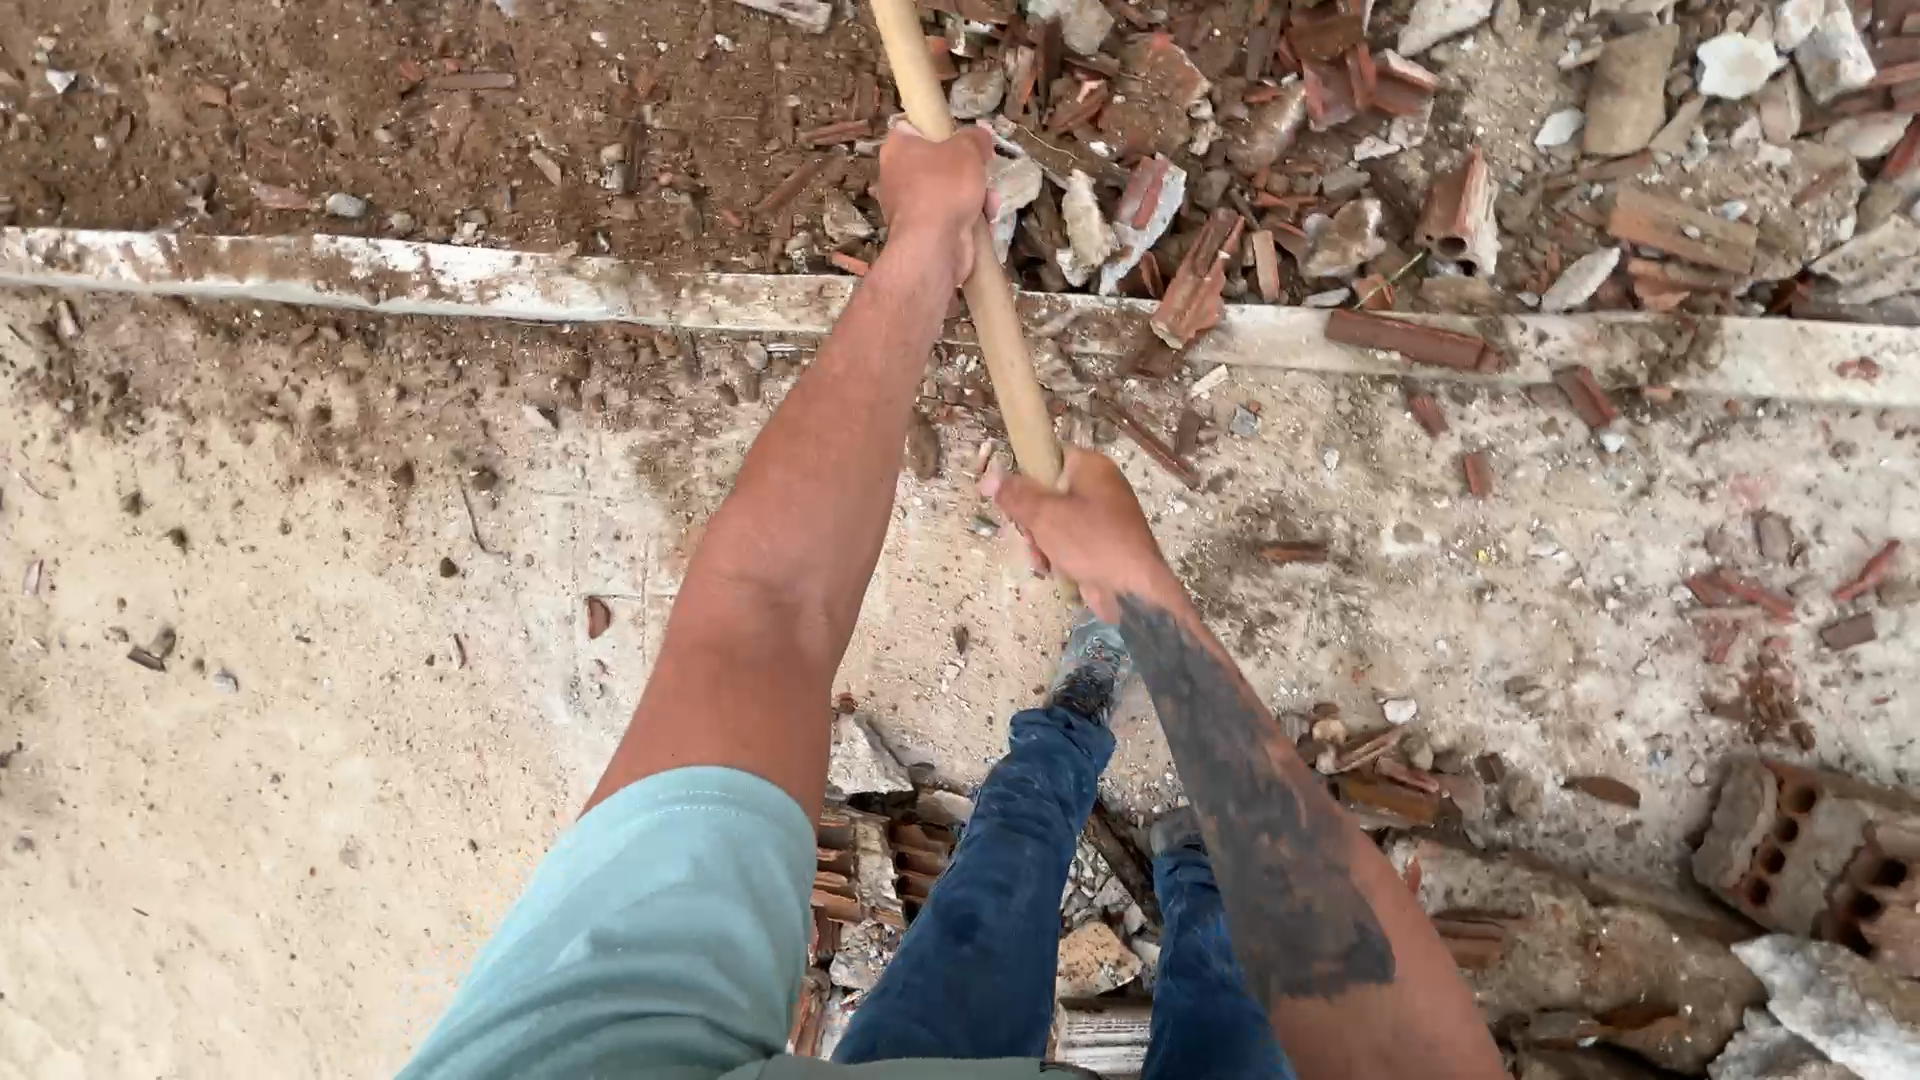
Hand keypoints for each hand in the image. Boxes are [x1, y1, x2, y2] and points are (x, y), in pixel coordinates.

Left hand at [876, 120, 993, 289]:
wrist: (934, 245)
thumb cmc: (944, 186)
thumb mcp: (967, 149)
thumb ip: (976, 138)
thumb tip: (981, 137)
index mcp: (897, 150)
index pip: (912, 130)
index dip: (938, 131)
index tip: (959, 138)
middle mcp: (897, 179)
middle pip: (937, 166)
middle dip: (967, 172)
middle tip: (983, 173)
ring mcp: (909, 210)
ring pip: (948, 195)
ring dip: (974, 198)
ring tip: (990, 203)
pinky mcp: (923, 235)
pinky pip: (949, 220)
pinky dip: (968, 220)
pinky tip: (985, 222)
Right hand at [980, 447, 1179, 623]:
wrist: (1133, 590)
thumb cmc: (1091, 543)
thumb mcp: (1045, 516)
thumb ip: (1015, 496)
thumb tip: (989, 478)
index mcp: (1091, 467)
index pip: (1048, 456)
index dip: (1023, 475)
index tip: (1007, 498)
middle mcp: (1099, 485)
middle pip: (1047, 491)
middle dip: (1030, 518)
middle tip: (1024, 535)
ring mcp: (1102, 515)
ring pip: (1054, 519)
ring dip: (1040, 540)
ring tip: (1040, 559)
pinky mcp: (1102, 541)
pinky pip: (1068, 538)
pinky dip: (1057, 552)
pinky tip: (1052, 568)